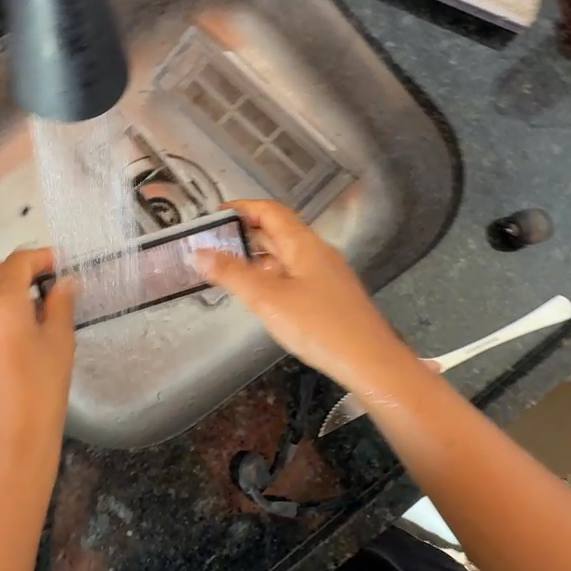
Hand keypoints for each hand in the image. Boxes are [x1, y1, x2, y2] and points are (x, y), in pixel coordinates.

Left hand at [0, 248, 75, 481]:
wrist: (9, 446)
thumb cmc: (42, 392)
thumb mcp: (60, 343)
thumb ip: (60, 305)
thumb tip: (63, 282)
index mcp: (1, 302)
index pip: (17, 262)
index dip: (40, 257)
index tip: (58, 263)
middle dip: (12, 269)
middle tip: (40, 283)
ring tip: (27, 313)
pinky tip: (9, 341)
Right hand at [195, 200, 416, 394]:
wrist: (370, 362)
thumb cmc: (318, 326)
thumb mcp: (267, 298)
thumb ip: (231, 274)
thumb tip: (199, 252)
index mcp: (304, 244)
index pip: (270, 211)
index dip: (242, 208)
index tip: (214, 215)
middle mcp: (317, 252)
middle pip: (278, 231)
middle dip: (245, 233)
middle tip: (214, 245)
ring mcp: (327, 274)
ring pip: (287, 255)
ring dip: (258, 257)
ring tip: (229, 270)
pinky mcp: (331, 296)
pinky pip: (295, 274)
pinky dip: (272, 276)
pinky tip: (260, 295)